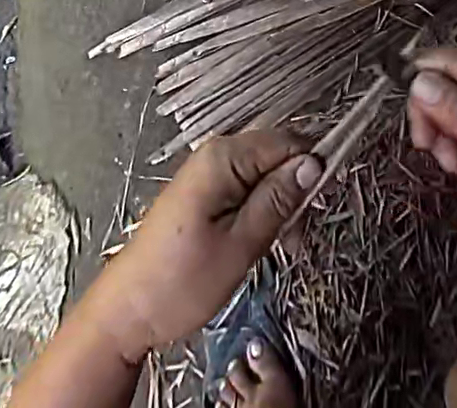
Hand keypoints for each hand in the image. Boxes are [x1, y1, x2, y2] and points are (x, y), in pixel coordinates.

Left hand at [80, 131, 321, 361]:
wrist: (125, 314)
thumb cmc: (179, 283)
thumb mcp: (239, 245)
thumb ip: (278, 200)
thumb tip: (313, 164)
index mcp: (223, 157)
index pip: (287, 141)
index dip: (315, 165)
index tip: (331, 196)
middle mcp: (216, 153)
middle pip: (277, 154)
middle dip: (298, 188)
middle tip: (303, 233)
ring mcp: (210, 171)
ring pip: (266, 173)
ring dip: (283, 204)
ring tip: (287, 245)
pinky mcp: (207, 190)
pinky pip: (249, 186)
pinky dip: (264, 209)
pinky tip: (267, 238)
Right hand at [406, 47, 456, 230]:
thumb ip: (456, 112)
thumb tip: (418, 82)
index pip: (444, 59)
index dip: (421, 86)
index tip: (418, 126)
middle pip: (442, 78)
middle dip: (432, 115)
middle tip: (432, 150)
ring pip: (446, 98)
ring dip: (442, 132)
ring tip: (455, 163)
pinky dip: (454, 137)